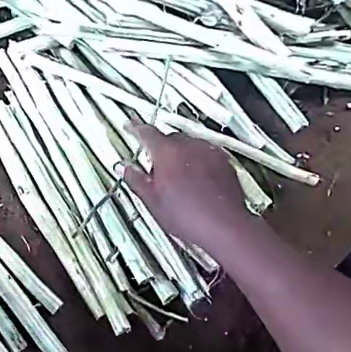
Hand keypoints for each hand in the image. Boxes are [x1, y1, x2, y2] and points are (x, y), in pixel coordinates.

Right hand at [123, 127, 256, 250]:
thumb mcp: (153, 201)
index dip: (136, 129)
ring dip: (182, 157)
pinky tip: (198, 184)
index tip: (131, 125)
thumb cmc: (190, 216)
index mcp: (167, 152)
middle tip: (157, 172)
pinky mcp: (225, 162)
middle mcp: (190, 146)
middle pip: (170, 139)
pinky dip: (200, 164)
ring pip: (190, 146)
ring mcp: (210, 152)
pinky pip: (207, 156)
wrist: (223, 226)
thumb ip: (136, 180)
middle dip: (162, 151)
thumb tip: (125, 169)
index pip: (146, 133)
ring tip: (180, 183)